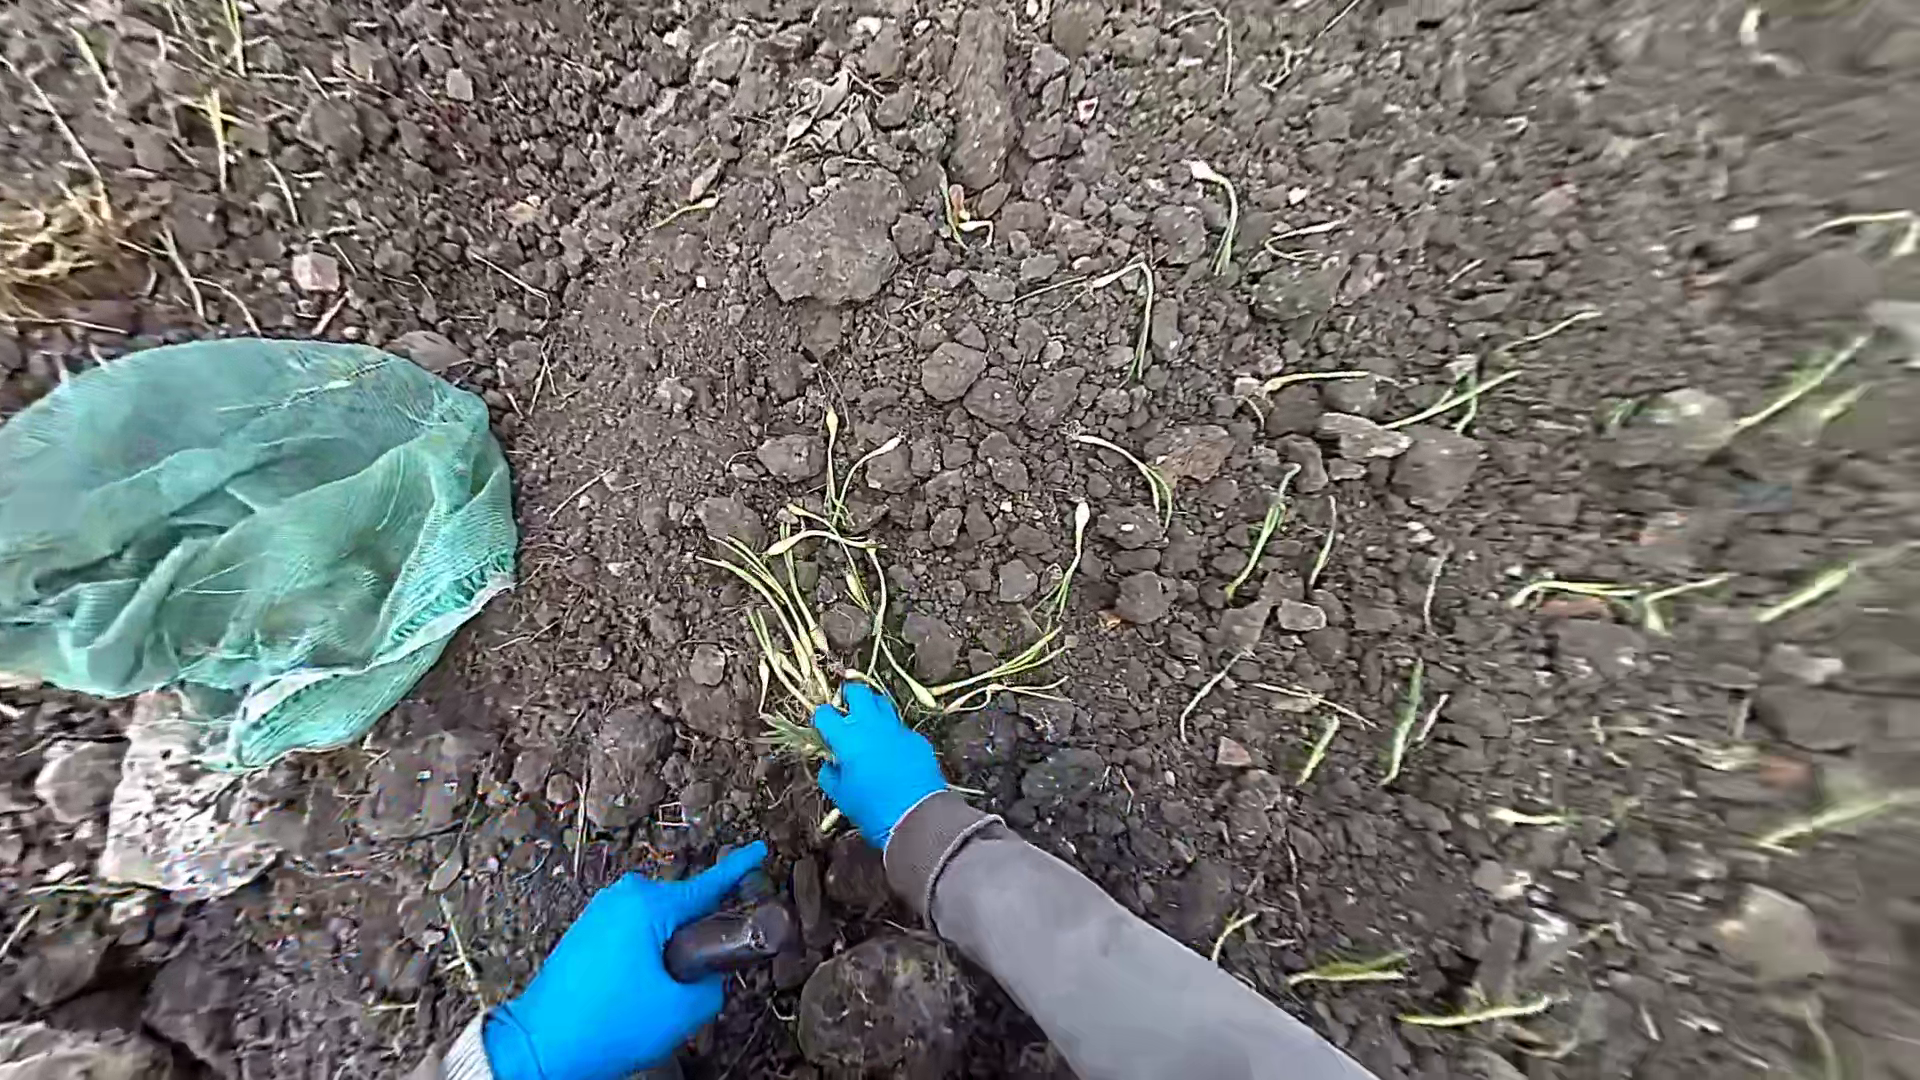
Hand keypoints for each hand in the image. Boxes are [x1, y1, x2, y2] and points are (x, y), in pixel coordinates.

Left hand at [483, 842, 768, 1079]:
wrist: (531, 1053)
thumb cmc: (601, 1028)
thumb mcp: (676, 1014)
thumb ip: (712, 988)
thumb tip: (714, 977)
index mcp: (650, 904)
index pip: (710, 883)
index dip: (741, 867)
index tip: (759, 849)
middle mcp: (627, 895)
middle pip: (683, 907)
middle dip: (693, 934)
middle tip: (690, 971)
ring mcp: (603, 908)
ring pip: (657, 920)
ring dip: (665, 946)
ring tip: (650, 989)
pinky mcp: (587, 926)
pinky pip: (632, 929)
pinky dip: (642, 950)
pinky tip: (632, 985)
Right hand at [814, 682, 947, 847]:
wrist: (916, 813)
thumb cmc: (874, 808)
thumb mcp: (842, 796)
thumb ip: (831, 775)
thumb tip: (830, 765)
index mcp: (848, 739)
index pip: (826, 714)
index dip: (821, 717)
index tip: (822, 723)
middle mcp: (872, 726)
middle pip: (859, 693)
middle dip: (849, 694)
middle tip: (845, 705)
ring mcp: (897, 729)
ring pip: (882, 703)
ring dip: (872, 707)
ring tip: (867, 720)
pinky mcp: (916, 737)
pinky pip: (900, 727)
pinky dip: (891, 732)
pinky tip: (891, 748)